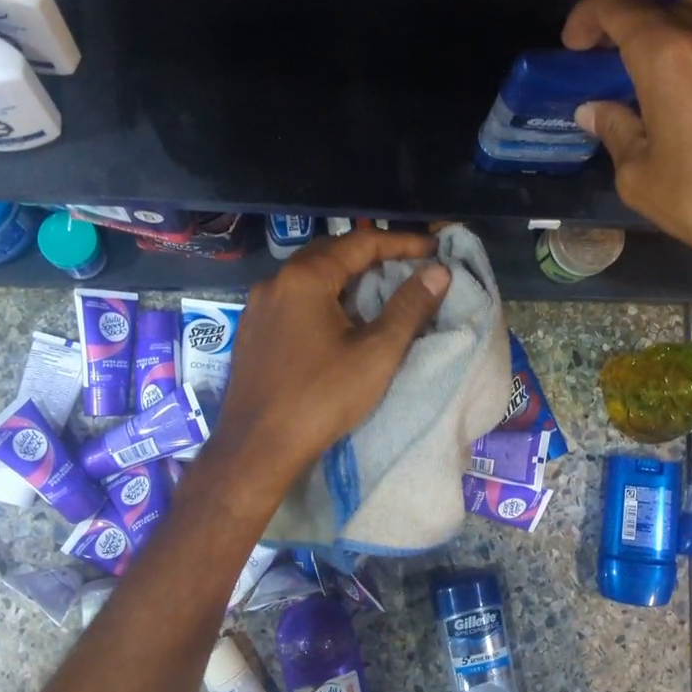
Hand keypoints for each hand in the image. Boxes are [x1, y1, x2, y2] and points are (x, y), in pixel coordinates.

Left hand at [204, 230, 450, 490]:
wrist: (257, 449)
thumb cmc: (322, 398)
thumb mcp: (377, 352)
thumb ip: (410, 307)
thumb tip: (438, 271)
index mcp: (304, 278)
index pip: (361, 242)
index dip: (403, 242)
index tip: (435, 248)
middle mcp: (275, 282)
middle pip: (332, 253)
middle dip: (373, 255)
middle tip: (410, 264)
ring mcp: (258, 308)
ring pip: (310, 277)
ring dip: (347, 277)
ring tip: (380, 290)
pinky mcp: (253, 333)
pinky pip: (294, 300)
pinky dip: (324, 298)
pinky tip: (341, 320)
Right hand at [562, 0, 691, 308]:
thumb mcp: (640, 177)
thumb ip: (615, 131)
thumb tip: (594, 110)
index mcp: (666, 56)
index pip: (617, 2)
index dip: (587, 16)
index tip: (577, 46)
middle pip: (658, 3)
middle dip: (628, 28)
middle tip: (618, 67)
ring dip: (676, 20)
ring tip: (669, 57)